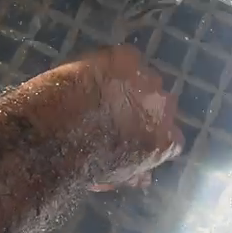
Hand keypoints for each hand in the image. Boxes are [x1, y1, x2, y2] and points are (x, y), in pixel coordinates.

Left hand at [23, 45, 182, 188]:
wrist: (58, 134)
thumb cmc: (84, 163)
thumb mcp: (115, 176)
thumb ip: (134, 172)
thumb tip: (144, 176)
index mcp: (164, 141)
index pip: (173, 137)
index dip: (155, 133)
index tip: (139, 133)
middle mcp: (164, 107)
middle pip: (161, 102)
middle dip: (145, 105)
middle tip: (119, 109)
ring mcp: (146, 79)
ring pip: (144, 77)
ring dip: (130, 82)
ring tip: (103, 88)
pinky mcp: (126, 57)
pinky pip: (125, 57)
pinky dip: (113, 62)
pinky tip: (96, 71)